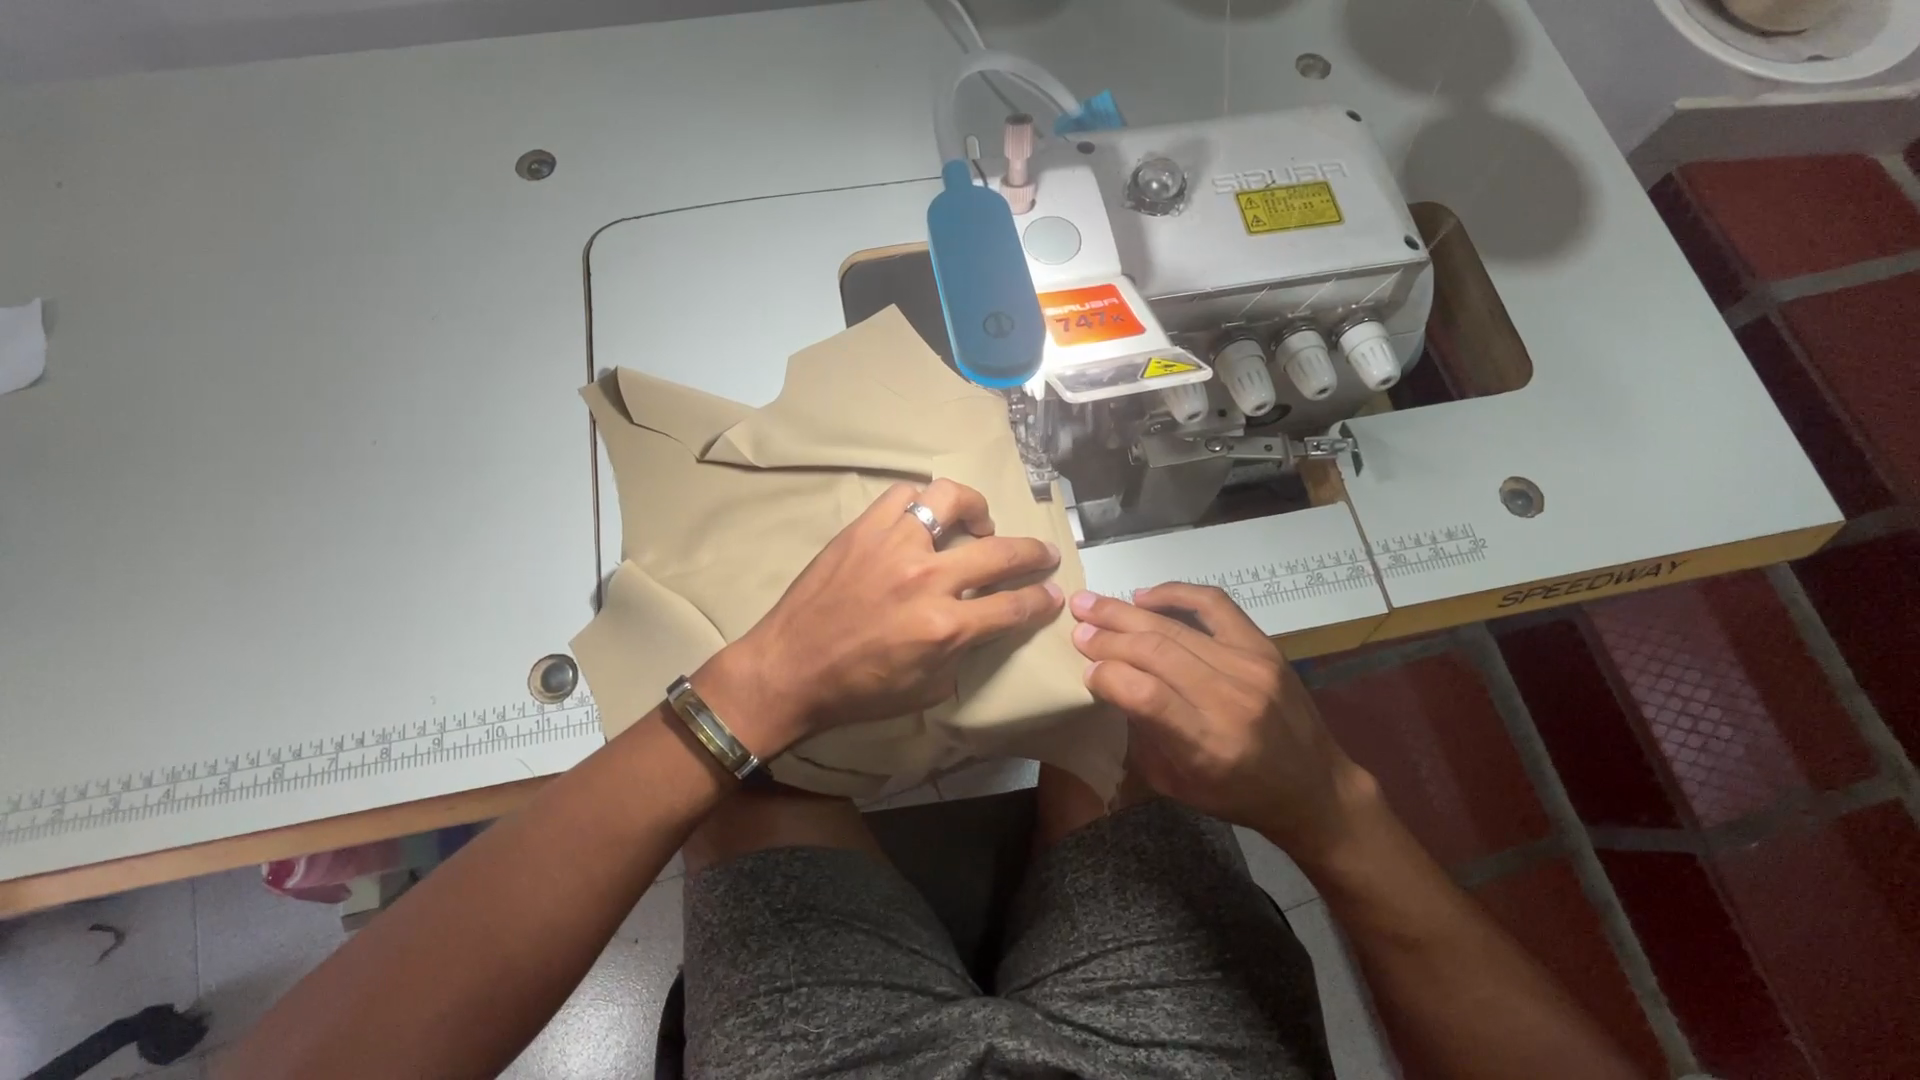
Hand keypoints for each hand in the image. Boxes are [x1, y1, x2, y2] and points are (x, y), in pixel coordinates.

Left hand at [697, 479, 1063, 755]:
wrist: (790, 669)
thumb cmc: (858, 690)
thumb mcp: (926, 688)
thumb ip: (963, 652)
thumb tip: (981, 625)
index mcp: (946, 627)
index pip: (1014, 606)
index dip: (1042, 600)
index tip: (1053, 592)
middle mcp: (927, 579)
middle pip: (1000, 552)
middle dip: (1034, 553)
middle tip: (1042, 553)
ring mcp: (893, 546)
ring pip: (950, 500)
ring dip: (976, 510)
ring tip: (978, 524)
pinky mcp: (862, 529)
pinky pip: (903, 495)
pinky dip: (923, 501)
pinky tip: (926, 518)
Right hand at [1068, 584, 1377, 863]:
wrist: (1315, 787)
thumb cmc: (1238, 795)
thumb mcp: (1177, 784)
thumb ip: (1142, 733)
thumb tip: (1111, 680)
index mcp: (1207, 744)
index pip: (1145, 694)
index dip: (1106, 675)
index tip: (1084, 670)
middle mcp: (1231, 699)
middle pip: (1156, 651)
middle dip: (1108, 637)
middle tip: (1076, 626)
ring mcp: (1252, 667)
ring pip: (1176, 627)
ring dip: (1126, 612)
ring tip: (1092, 604)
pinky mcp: (1264, 647)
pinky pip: (1214, 604)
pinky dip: (1175, 593)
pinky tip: (1144, 596)